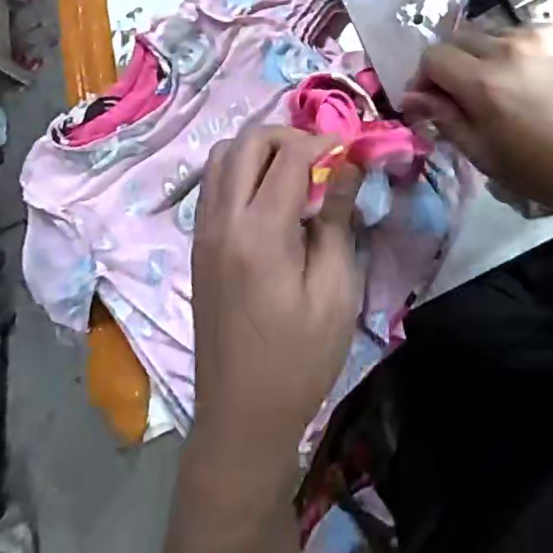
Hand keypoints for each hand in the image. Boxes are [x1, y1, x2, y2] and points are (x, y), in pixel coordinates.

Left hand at [191, 126, 361, 455]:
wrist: (242, 417)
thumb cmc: (300, 358)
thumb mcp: (335, 289)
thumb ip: (336, 218)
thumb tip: (347, 165)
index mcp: (258, 234)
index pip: (290, 155)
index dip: (327, 143)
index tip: (355, 152)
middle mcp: (221, 222)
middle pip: (247, 141)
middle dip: (291, 135)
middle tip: (326, 159)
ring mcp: (203, 233)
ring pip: (223, 156)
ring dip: (263, 150)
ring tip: (301, 173)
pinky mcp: (198, 246)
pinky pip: (215, 183)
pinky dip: (245, 171)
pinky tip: (275, 199)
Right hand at [402, 24, 552, 216]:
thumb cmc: (546, 170)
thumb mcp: (487, 155)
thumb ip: (445, 118)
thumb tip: (412, 96)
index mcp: (484, 83)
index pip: (433, 56)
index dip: (427, 77)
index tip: (436, 98)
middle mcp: (509, 48)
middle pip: (461, 39)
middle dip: (457, 64)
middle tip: (473, 94)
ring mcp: (542, 34)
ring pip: (496, 33)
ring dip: (492, 55)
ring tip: (514, 85)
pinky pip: (530, 31)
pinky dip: (525, 50)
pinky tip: (542, 75)